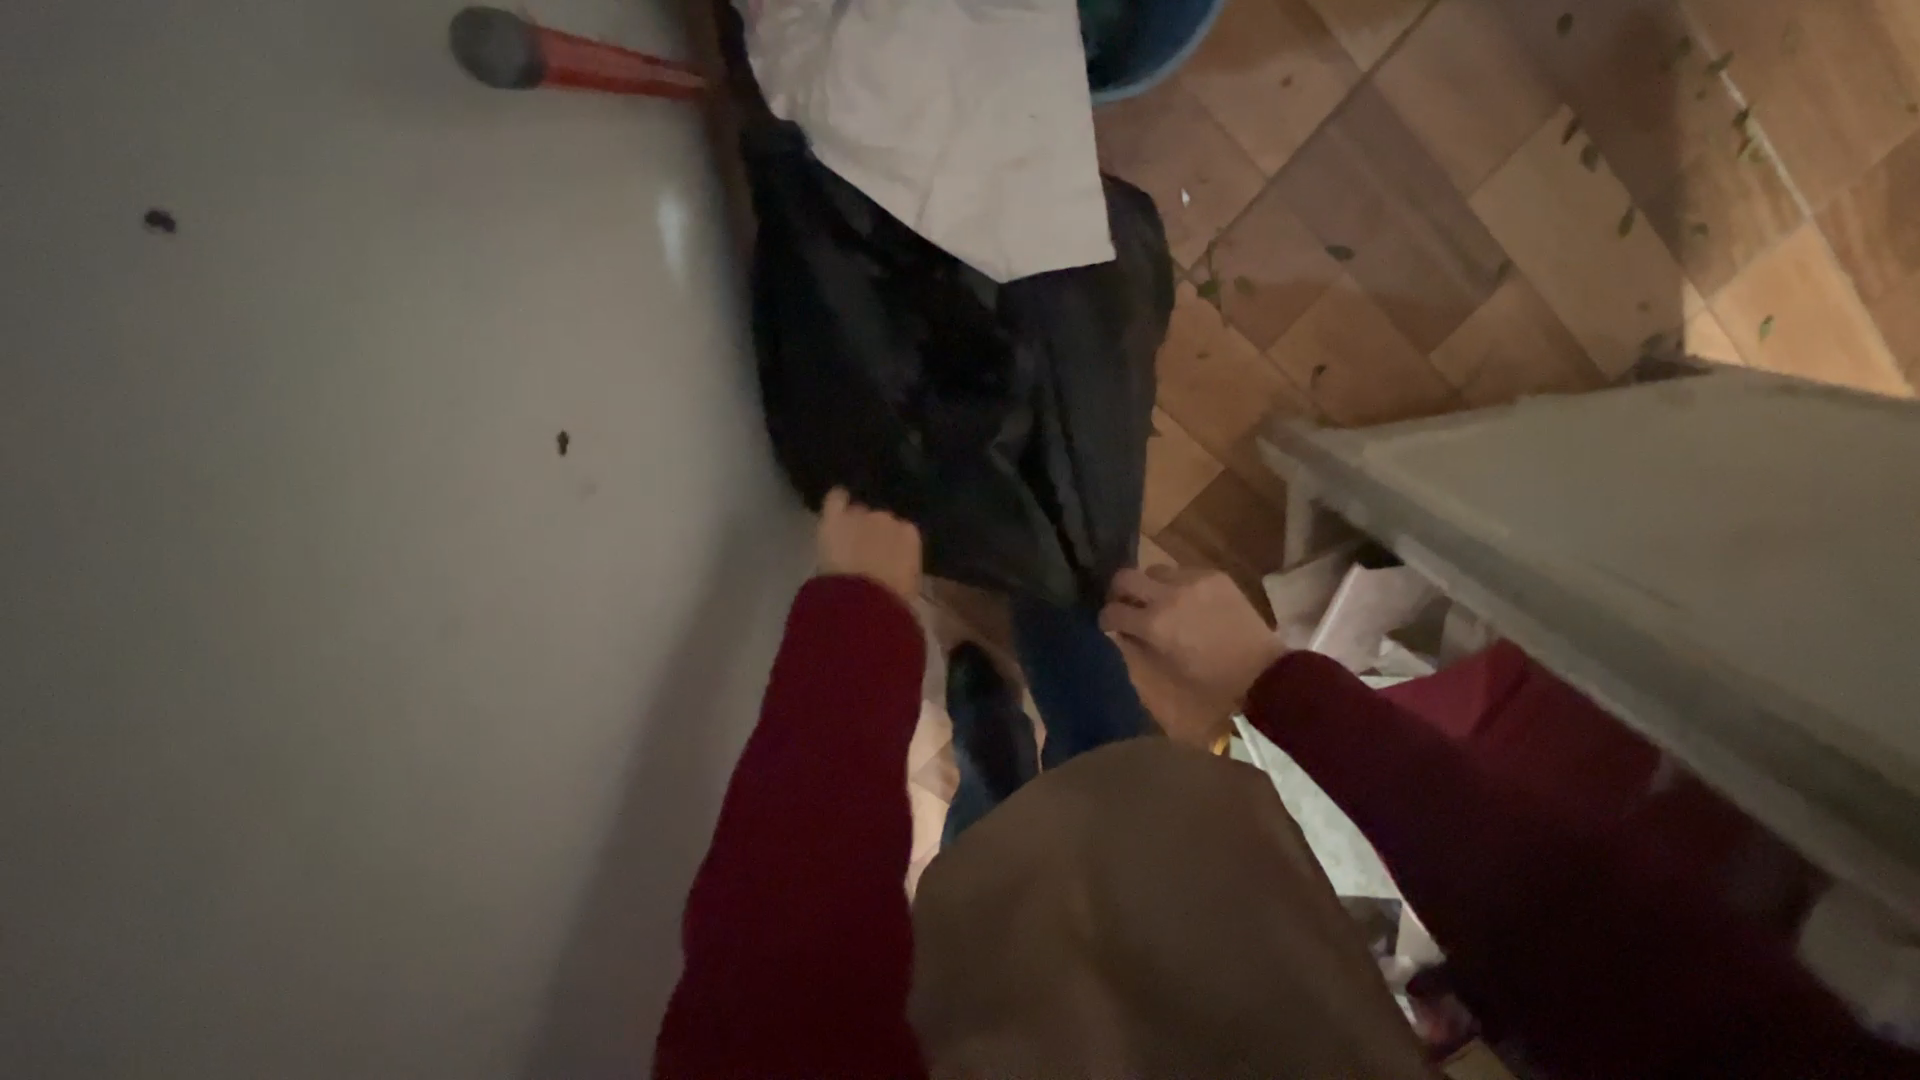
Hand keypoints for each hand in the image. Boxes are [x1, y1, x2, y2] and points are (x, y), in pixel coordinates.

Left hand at [816, 488, 922, 602]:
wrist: (863, 602)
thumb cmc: (892, 600)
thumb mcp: (910, 584)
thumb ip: (905, 564)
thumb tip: (899, 563)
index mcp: (909, 534)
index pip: (901, 531)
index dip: (891, 543)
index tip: (885, 556)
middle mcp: (887, 518)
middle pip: (879, 520)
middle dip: (871, 533)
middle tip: (863, 553)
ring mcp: (859, 515)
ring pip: (856, 512)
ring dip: (853, 524)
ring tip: (846, 538)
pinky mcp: (834, 519)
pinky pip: (835, 500)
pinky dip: (835, 500)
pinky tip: (836, 501)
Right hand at [1099, 565, 1285, 705]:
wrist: (1261, 670)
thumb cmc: (1210, 681)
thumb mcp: (1166, 669)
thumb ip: (1138, 646)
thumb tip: (1121, 631)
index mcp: (1154, 624)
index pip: (1113, 611)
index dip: (1106, 618)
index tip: (1109, 623)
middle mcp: (1168, 595)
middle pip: (1125, 577)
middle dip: (1119, 591)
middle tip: (1126, 603)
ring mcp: (1192, 580)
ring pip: (1155, 570)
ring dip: (1151, 585)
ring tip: (1160, 600)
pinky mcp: (1214, 575)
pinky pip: (1184, 571)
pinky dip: (1178, 583)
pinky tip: (1187, 599)